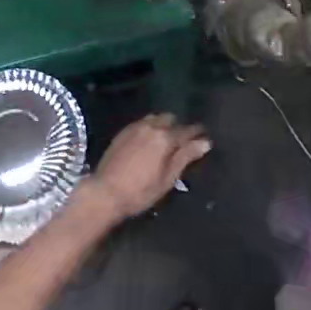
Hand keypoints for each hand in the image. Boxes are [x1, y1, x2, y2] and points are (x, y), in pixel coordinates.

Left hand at [78, 113, 210, 220]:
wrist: (105, 192)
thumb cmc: (141, 191)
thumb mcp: (168, 178)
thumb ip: (186, 157)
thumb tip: (205, 142)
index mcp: (165, 138)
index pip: (187, 130)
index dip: (198, 133)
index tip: (205, 136)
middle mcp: (151, 126)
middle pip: (171, 119)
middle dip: (179, 126)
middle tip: (184, 140)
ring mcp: (135, 127)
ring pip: (155, 117)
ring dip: (164, 124)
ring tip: (166, 138)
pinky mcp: (123, 131)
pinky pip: (142, 122)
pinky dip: (150, 126)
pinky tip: (149, 139)